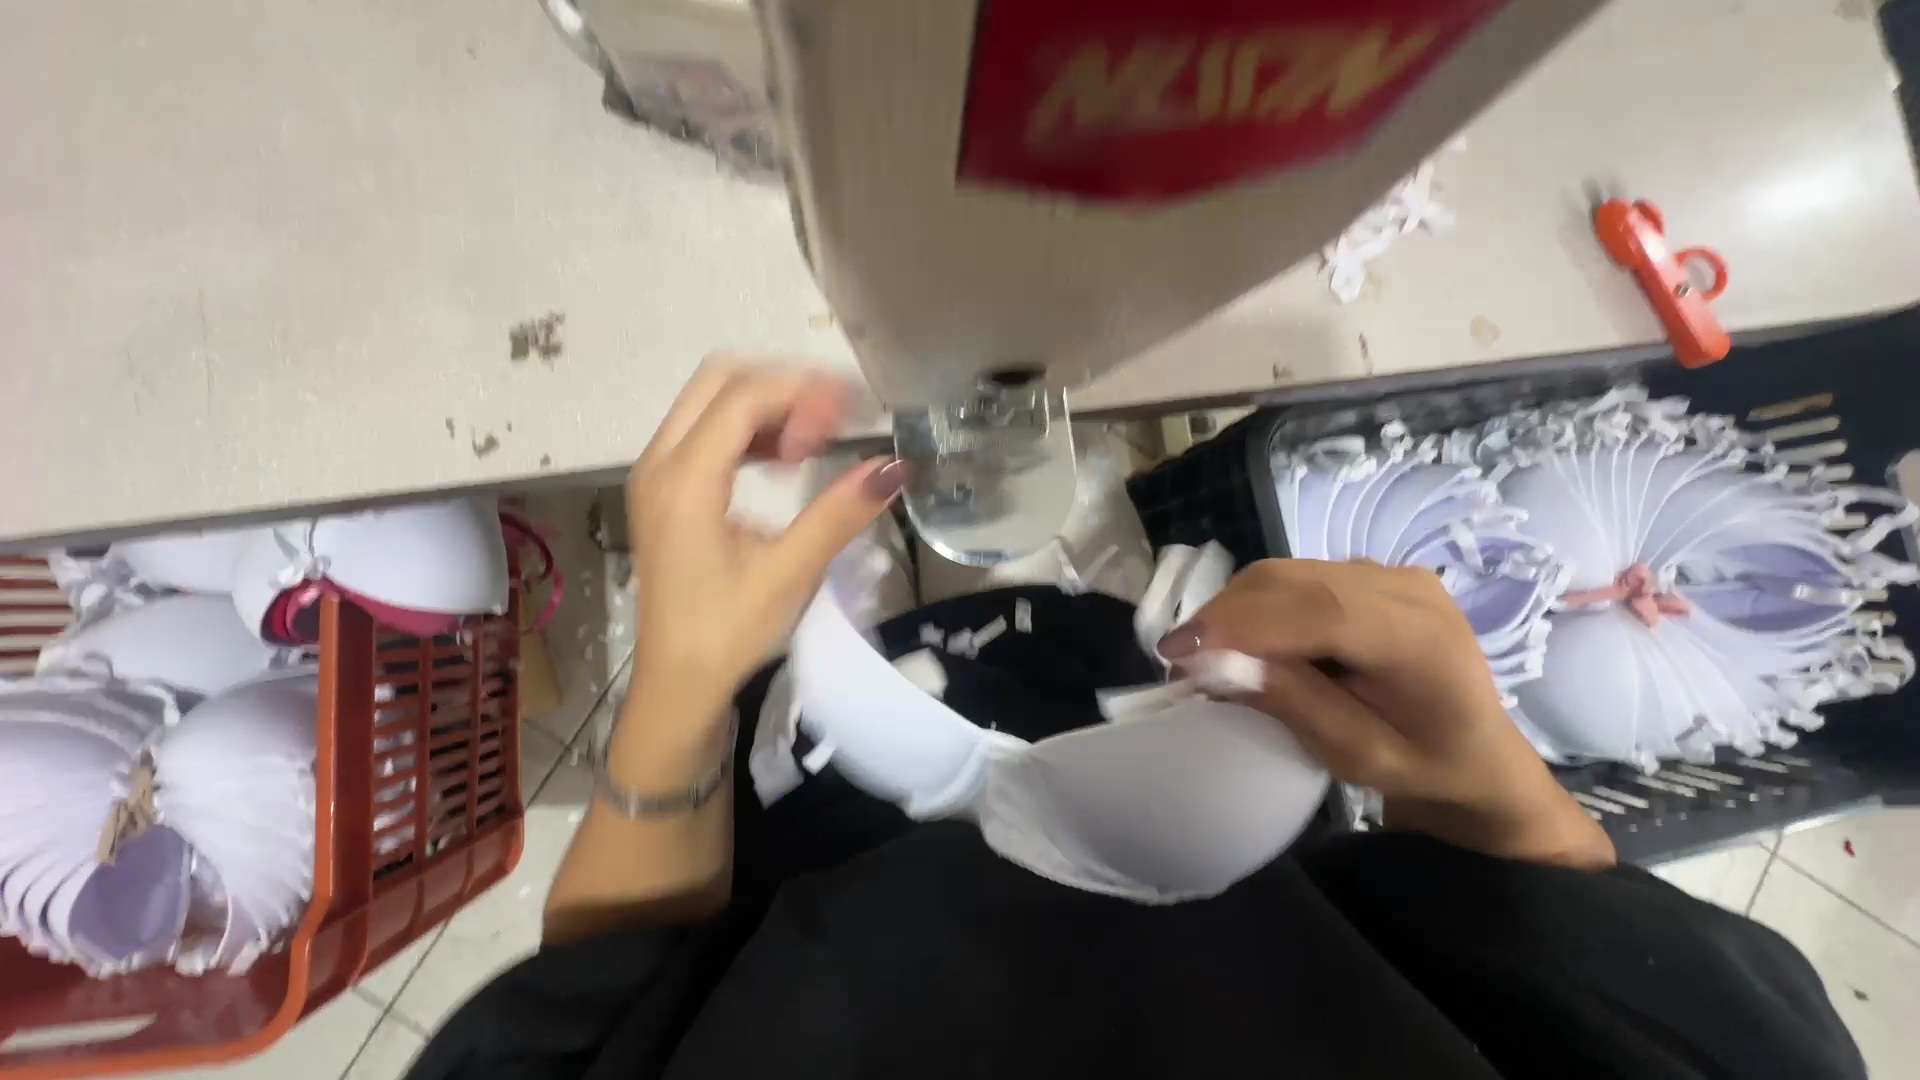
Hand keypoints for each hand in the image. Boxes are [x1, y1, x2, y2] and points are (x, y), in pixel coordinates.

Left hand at [625, 358, 905, 730]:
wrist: (677, 685)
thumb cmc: (728, 634)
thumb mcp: (790, 573)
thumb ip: (839, 513)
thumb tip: (894, 467)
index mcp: (684, 481)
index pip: (743, 397)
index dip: (802, 392)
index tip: (851, 412)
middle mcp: (659, 463)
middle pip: (720, 381)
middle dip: (784, 387)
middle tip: (834, 421)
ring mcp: (657, 476)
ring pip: (712, 403)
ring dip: (768, 407)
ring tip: (816, 442)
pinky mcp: (666, 492)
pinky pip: (706, 433)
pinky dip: (751, 431)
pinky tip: (787, 461)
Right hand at [1161, 559, 1613, 869]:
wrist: (1477, 755)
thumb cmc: (1423, 767)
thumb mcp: (1358, 754)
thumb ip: (1294, 702)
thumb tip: (1220, 664)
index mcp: (1419, 639)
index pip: (1317, 609)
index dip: (1241, 623)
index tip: (1178, 650)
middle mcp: (1406, 587)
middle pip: (1291, 581)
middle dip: (1224, 615)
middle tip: (1179, 660)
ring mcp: (1389, 573)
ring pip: (1285, 573)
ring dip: (1236, 609)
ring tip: (1206, 654)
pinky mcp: (1370, 574)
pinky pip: (1296, 578)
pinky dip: (1257, 605)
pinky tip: (1246, 640)